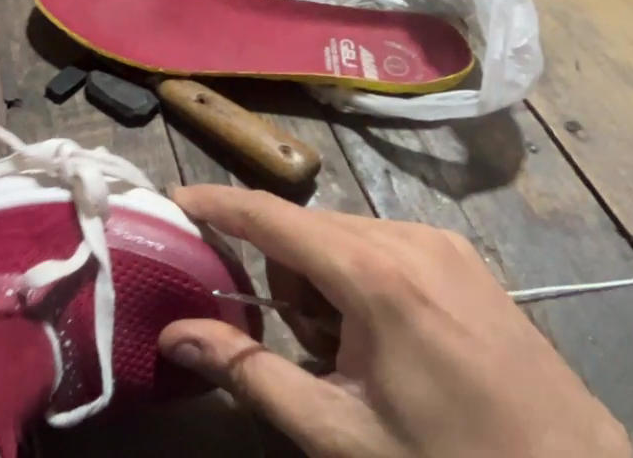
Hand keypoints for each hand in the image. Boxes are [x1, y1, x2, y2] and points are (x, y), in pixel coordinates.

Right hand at [159, 186, 632, 457]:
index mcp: (374, 275)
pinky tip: (382, 336)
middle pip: (302, 228)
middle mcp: (406, 238)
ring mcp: (440, 243)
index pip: (270, 216)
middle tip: (299, 344)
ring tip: (347, 351)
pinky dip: (355, 276)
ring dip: (317, 278)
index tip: (170, 201)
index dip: (214, 202)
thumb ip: (249, 373)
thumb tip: (173, 334)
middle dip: (279, 273)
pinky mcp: (463, 258)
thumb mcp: (340, 432)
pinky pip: (378, 244)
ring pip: (338, 235)